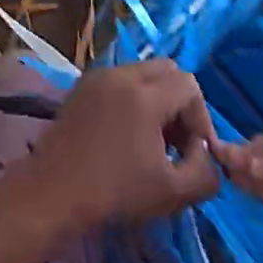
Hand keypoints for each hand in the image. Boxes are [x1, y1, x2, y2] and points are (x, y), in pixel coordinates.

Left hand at [14, 60, 221, 233]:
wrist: (55, 190)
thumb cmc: (116, 191)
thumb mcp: (176, 192)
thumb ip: (207, 170)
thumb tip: (203, 151)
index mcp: (142, 94)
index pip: (189, 85)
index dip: (200, 118)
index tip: (193, 152)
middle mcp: (118, 74)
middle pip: (166, 69)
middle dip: (180, 102)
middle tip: (176, 141)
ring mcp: (94, 77)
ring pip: (140, 73)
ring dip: (156, 99)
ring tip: (151, 141)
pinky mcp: (79, 87)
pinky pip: (117, 80)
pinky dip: (130, 98)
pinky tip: (125, 134)